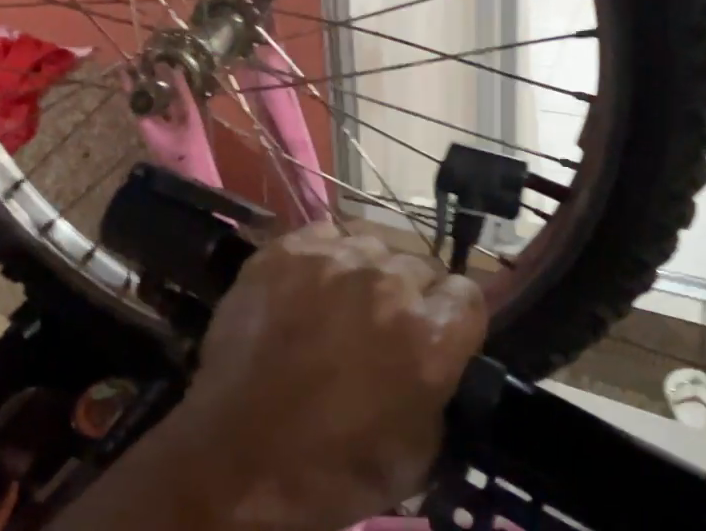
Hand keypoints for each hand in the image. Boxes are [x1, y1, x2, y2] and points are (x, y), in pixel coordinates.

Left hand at [164, 223, 486, 530]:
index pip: (467, 293)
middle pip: (418, 265)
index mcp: (430, 333)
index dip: (450, 316)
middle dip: (408, 294)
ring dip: (366, 271)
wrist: (238, 459)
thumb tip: (438, 360)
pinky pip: (323, 234)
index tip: (433, 333)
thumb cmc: (333, 471)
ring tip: (341, 302)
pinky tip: (308, 284)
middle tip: (381, 326)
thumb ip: (440, 388)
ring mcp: (333, 259)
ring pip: (370, 244)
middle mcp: (388, 282)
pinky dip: (323, 255)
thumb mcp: (418, 453)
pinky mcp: (286, 250)